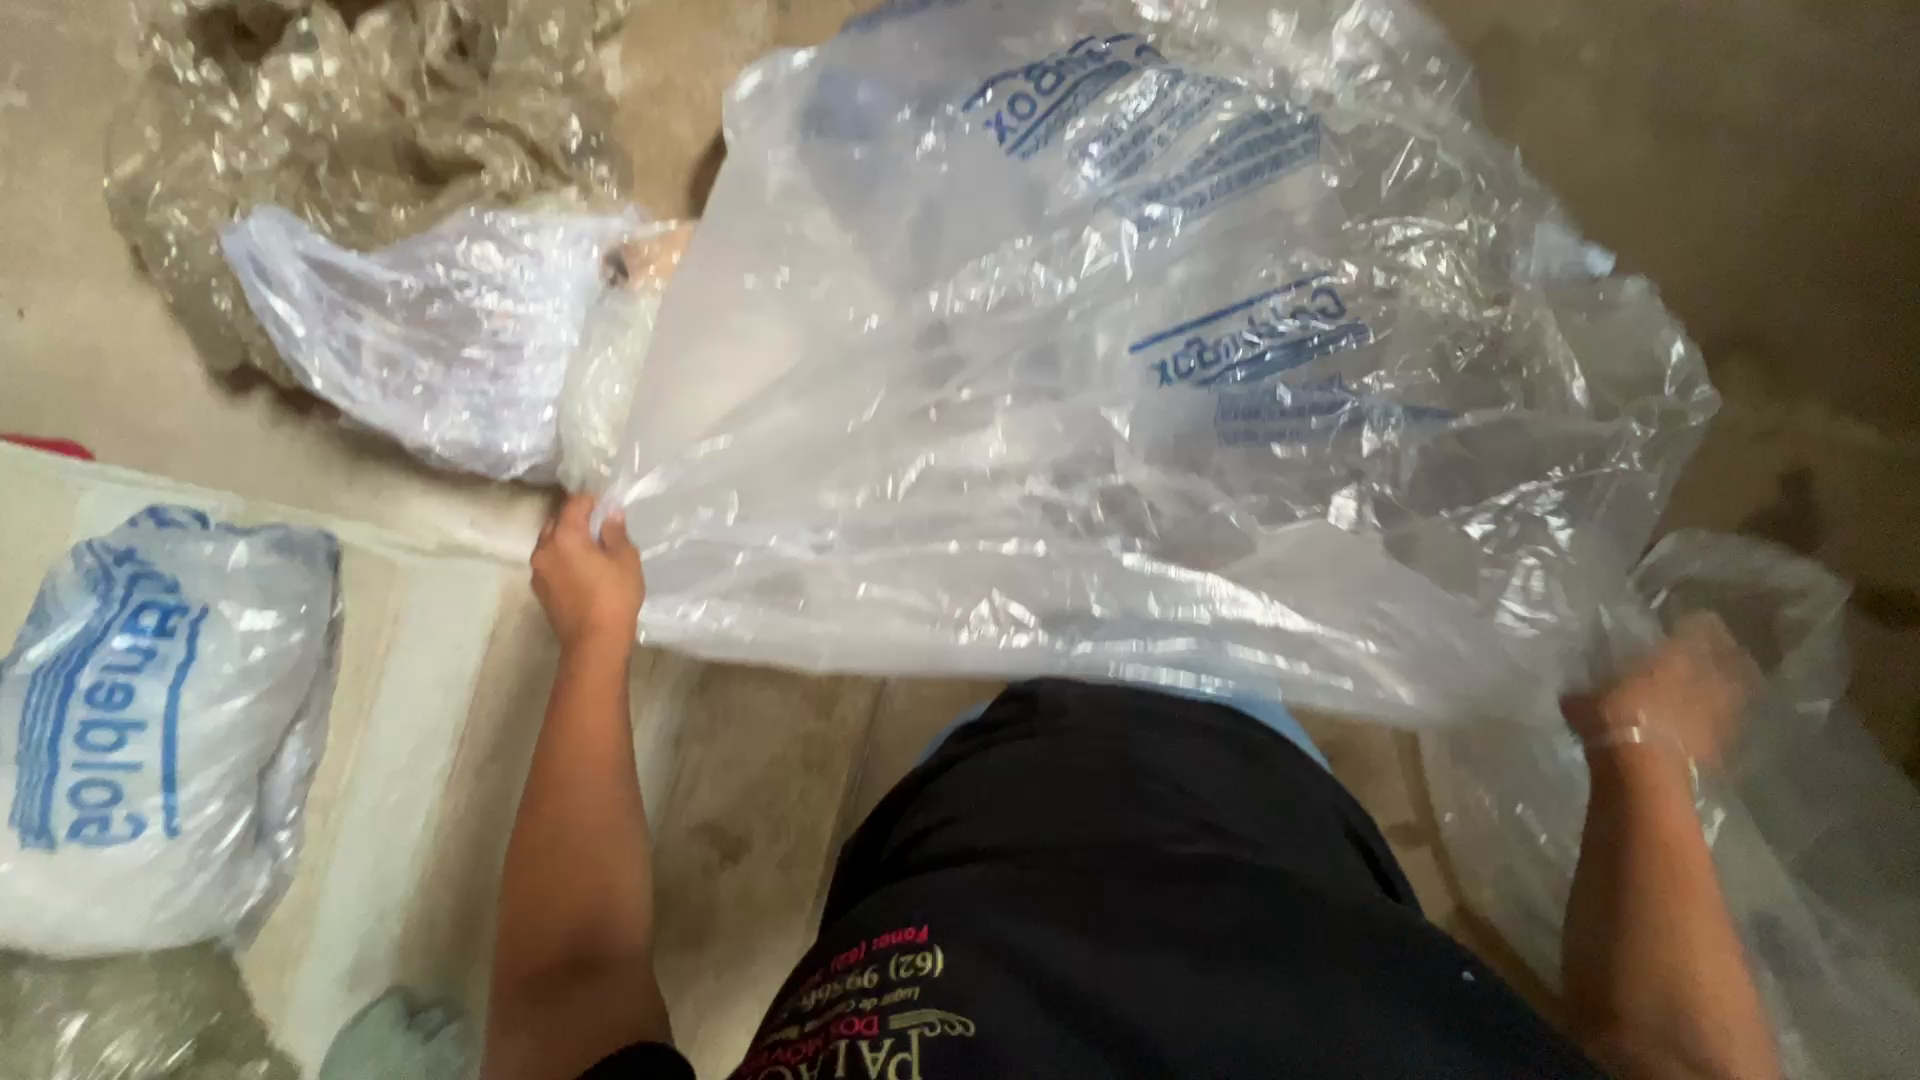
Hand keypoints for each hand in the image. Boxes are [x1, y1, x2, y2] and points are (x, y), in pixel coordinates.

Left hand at [531, 494, 643, 654]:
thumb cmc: (615, 596)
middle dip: (574, 516)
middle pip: (555, 521)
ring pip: (550, 542)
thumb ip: (615, 533)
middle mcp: (544, 549)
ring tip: (590, 543)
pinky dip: (562, 556)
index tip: (604, 500)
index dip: (589, 498)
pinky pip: (550, 561)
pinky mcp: (540, 588)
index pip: (573, 505)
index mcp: (565, 537)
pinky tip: (581, 565)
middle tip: (597, 520)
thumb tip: (610, 514)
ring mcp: (538, 570)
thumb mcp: (626, 560)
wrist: (594, 640)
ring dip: (566, 537)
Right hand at [1564, 612, 1761, 768]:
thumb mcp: (1581, 700)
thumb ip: (1586, 689)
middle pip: (1727, 657)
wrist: (1642, 768)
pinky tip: (1711, 716)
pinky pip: (1727, 718)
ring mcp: (1718, 711)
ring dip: (1731, 683)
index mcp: (1670, 660)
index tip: (1690, 619)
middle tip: (1714, 648)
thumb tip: (1577, 688)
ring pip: (1737, 688)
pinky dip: (1723, 714)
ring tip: (1719, 682)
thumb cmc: (1610, 721)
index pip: (1695, 630)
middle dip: (1723, 652)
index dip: (1694, 623)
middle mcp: (1703, 680)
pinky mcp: (1722, 740)